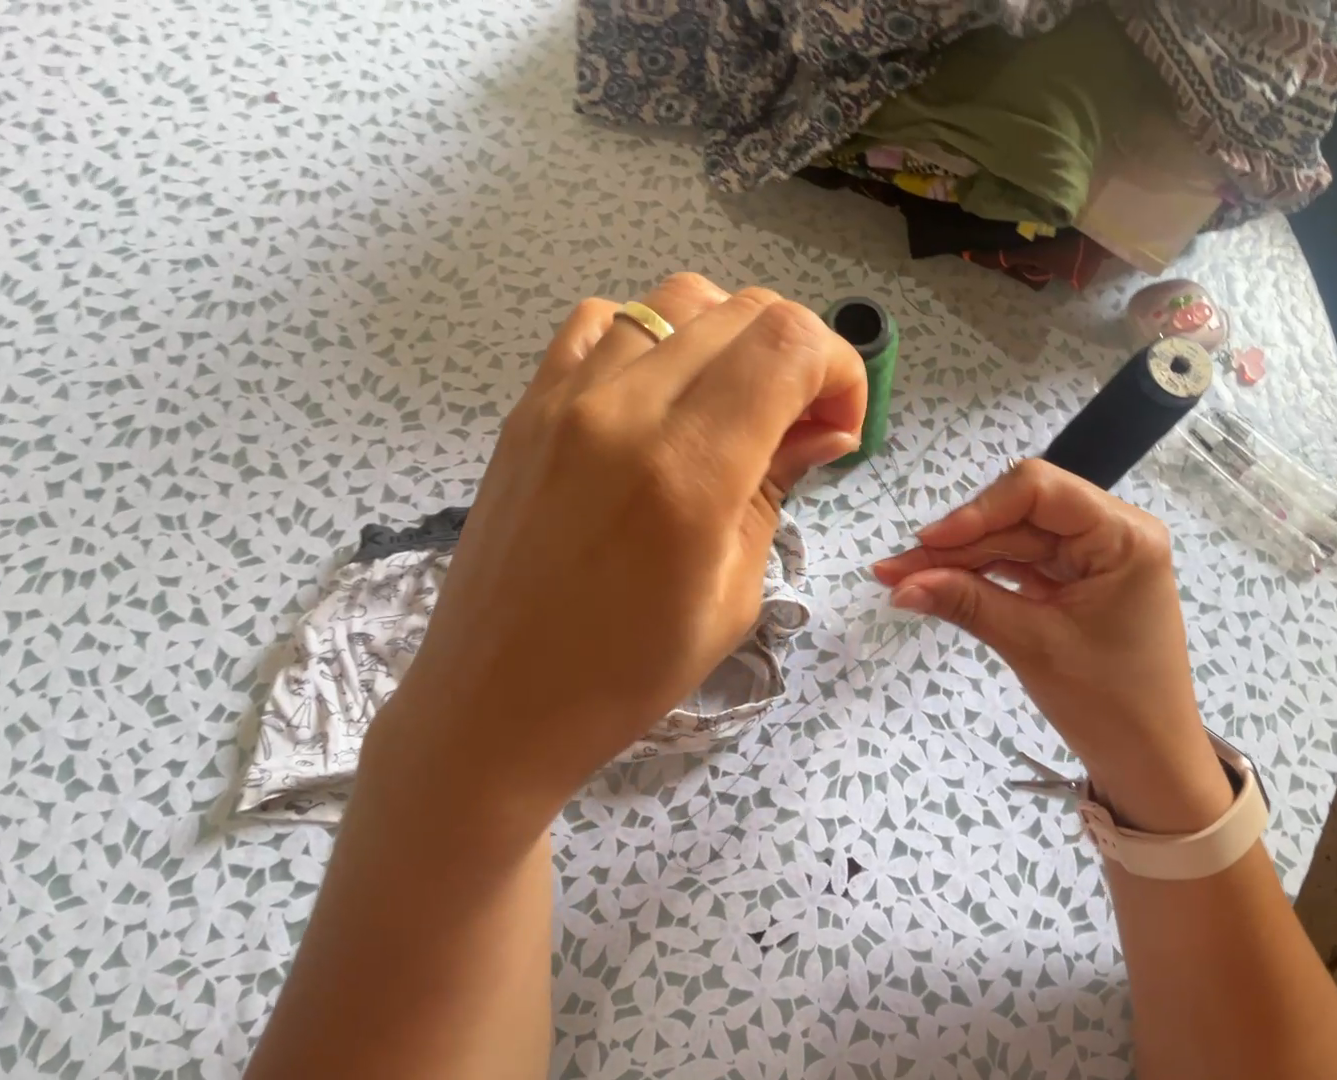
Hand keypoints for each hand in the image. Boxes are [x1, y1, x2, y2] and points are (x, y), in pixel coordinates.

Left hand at [376, 274, 867, 814]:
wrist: (495, 701)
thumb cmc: (628, 672)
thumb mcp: (733, 593)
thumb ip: (777, 488)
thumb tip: (826, 431)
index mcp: (689, 470)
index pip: (791, 345)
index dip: (842, 372)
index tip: (840, 430)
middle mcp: (625, 409)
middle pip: (747, 310)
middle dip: (801, 357)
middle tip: (801, 427)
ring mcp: (566, 396)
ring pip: (680, 300)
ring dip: (734, 340)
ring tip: (735, 408)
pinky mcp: (529, 403)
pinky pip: (605, 321)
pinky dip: (656, 337)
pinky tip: (661, 396)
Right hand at [872, 460, 1232, 831]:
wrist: (1150, 764)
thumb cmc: (1109, 704)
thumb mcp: (1033, 645)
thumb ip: (967, 602)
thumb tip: (898, 584)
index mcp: (1123, 535)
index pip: (1038, 491)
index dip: (977, 511)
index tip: (927, 543)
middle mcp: (1112, 532)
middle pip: (1019, 516)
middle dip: (957, 543)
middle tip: (893, 571)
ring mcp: (1093, 557)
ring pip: (1013, 540)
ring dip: (961, 561)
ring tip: (903, 580)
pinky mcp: (1076, 582)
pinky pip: (1021, 566)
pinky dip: (982, 577)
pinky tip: (939, 585)